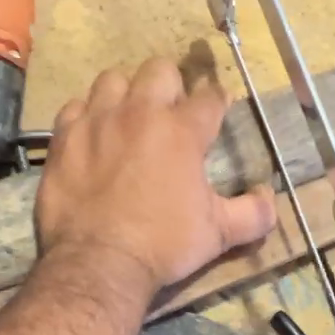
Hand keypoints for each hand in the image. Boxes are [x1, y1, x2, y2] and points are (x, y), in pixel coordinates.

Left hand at [35, 58, 276, 292]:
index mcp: (182, 131)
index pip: (210, 98)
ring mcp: (97, 121)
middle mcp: (140, 113)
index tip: (216, 113)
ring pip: (113, 80)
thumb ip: (252, 214)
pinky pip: (75, 108)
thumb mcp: (218, 235)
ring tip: (127, 119)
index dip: (216, 103)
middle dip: (170, 87)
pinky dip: (87, 117)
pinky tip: (92, 137)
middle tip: (170, 114)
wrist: (98, 263)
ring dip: (125, 95)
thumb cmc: (164, 246)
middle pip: (159, 71)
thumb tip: (271, 200)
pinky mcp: (64, 138)